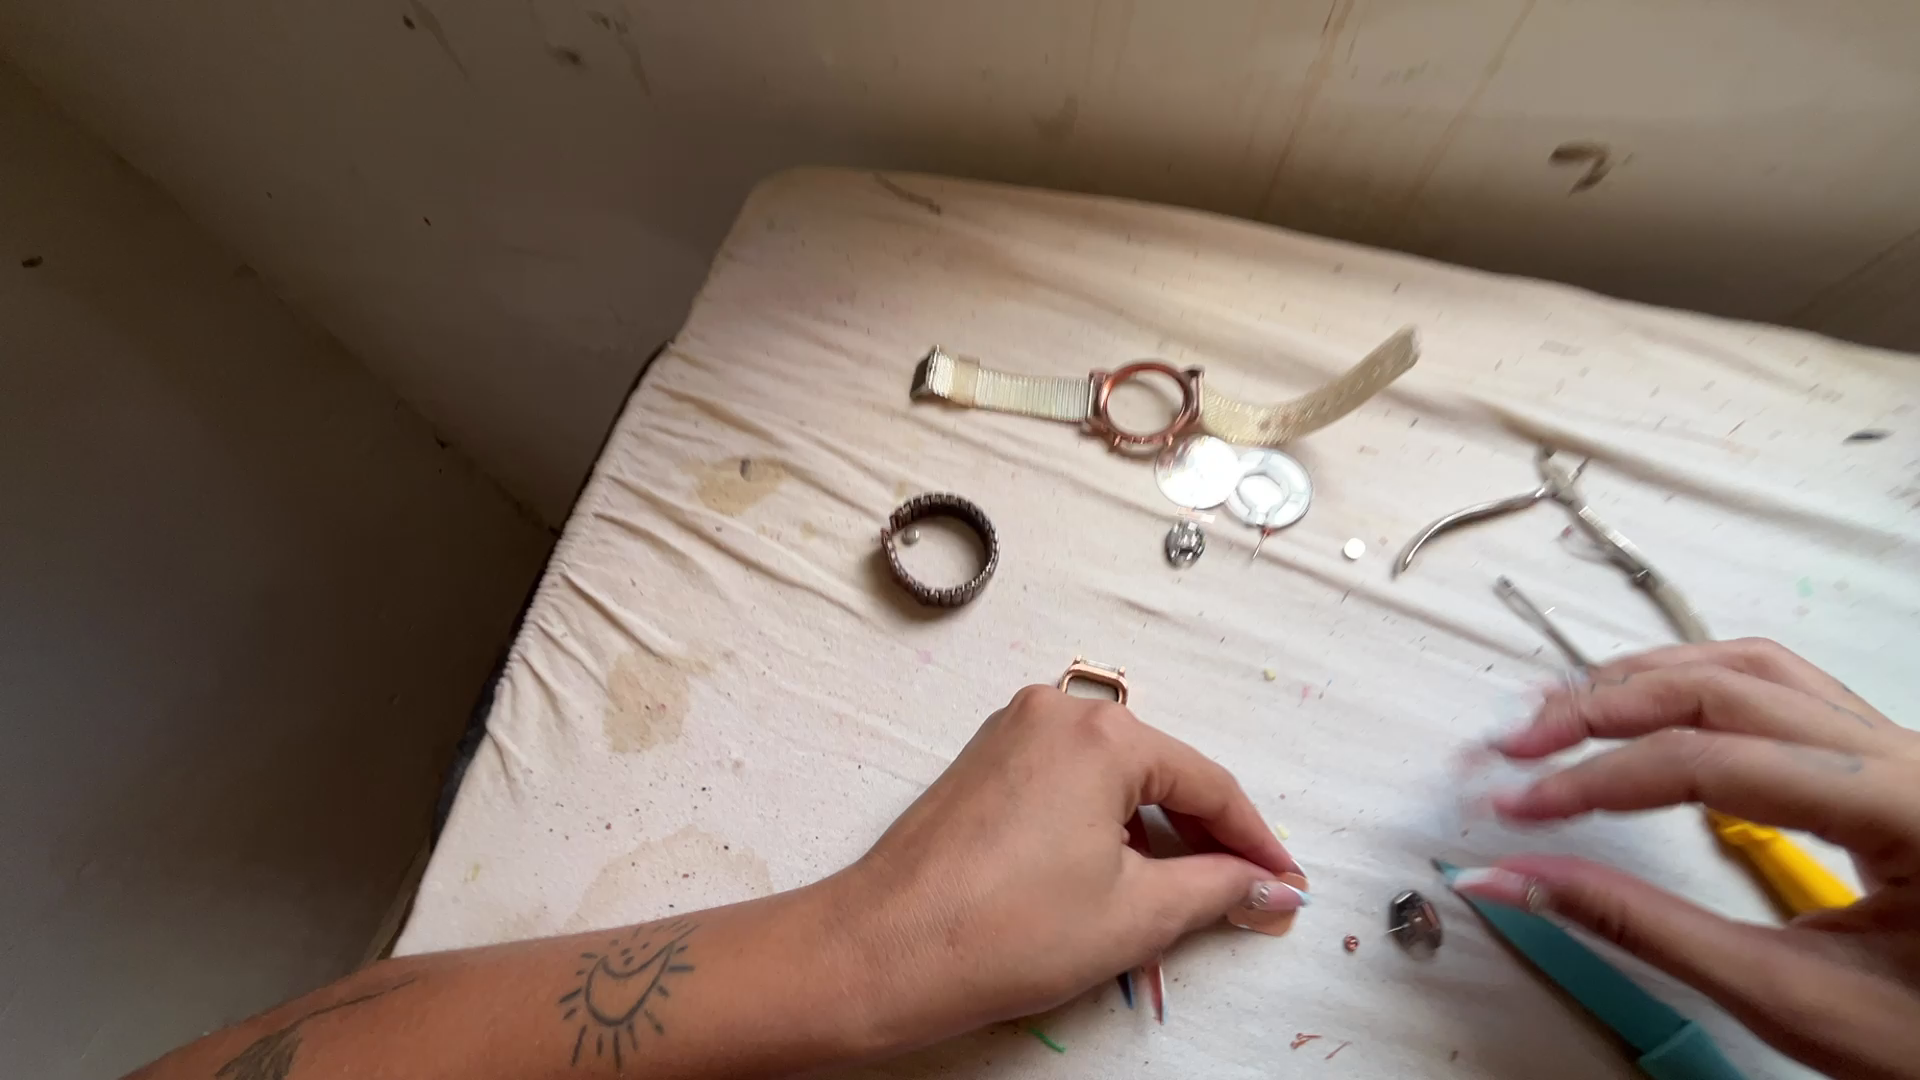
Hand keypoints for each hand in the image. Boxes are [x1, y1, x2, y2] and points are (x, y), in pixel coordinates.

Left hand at [829, 685, 1301, 1050]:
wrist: (887, 945)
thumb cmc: (1014, 930)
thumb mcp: (1136, 912)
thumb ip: (1218, 889)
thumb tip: (1271, 887)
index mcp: (1101, 733)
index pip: (1206, 780)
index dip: (1254, 838)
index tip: (1284, 882)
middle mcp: (1056, 710)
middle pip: (1157, 769)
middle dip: (1203, 832)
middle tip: (1242, 891)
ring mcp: (1014, 726)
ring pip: (1111, 772)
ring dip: (1152, 824)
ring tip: (1182, 886)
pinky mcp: (987, 752)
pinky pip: (1067, 774)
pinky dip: (1102, 814)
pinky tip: (1116, 860)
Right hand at [1466, 638, 1919, 1079]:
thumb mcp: (1792, 997)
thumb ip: (1637, 924)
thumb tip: (1501, 878)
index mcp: (1911, 811)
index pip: (1710, 763)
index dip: (1596, 779)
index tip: (1515, 807)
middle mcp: (1912, 758)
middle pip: (1719, 688)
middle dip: (1600, 709)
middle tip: (1519, 744)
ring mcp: (1899, 750)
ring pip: (1744, 668)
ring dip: (1638, 681)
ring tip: (1561, 712)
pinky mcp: (1877, 758)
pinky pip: (1770, 685)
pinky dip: (1685, 683)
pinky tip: (1639, 709)